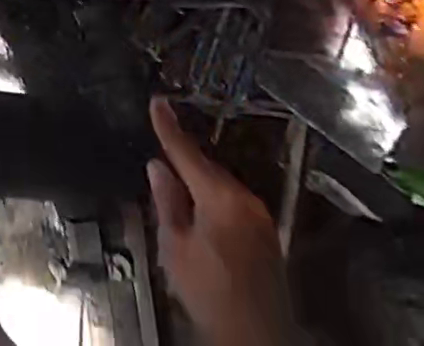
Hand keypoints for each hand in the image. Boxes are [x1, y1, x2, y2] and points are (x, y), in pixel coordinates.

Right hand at [147, 97, 296, 345]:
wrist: (256, 337)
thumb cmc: (209, 292)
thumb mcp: (174, 245)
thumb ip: (166, 200)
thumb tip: (158, 166)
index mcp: (220, 198)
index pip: (187, 152)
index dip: (168, 126)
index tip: (157, 101)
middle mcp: (246, 202)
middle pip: (206, 167)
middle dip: (181, 156)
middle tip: (157, 141)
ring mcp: (260, 219)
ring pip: (219, 184)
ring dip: (196, 178)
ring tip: (171, 174)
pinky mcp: (265, 236)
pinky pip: (231, 200)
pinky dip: (210, 194)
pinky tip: (196, 204)